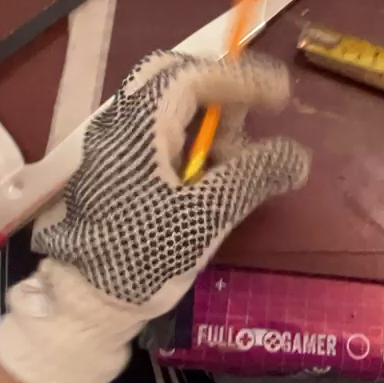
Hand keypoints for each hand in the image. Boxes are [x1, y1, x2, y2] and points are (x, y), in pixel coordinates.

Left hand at [0, 53, 310, 382]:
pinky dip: (192, 141)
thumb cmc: (142, 256)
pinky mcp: (118, 169)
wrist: (85, 306)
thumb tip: (298, 155)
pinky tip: (213, 175)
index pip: (191, 76)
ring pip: (167, 106)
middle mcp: (121, 124)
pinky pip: (160, 134)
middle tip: (255, 110)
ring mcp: (116, 145)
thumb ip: (252, 177)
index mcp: (138, 127)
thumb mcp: (205, 216)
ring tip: (239, 155)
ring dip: (209, 119)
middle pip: (174, 79)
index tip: (280, 95)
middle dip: (220, 90)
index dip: (240, 78)